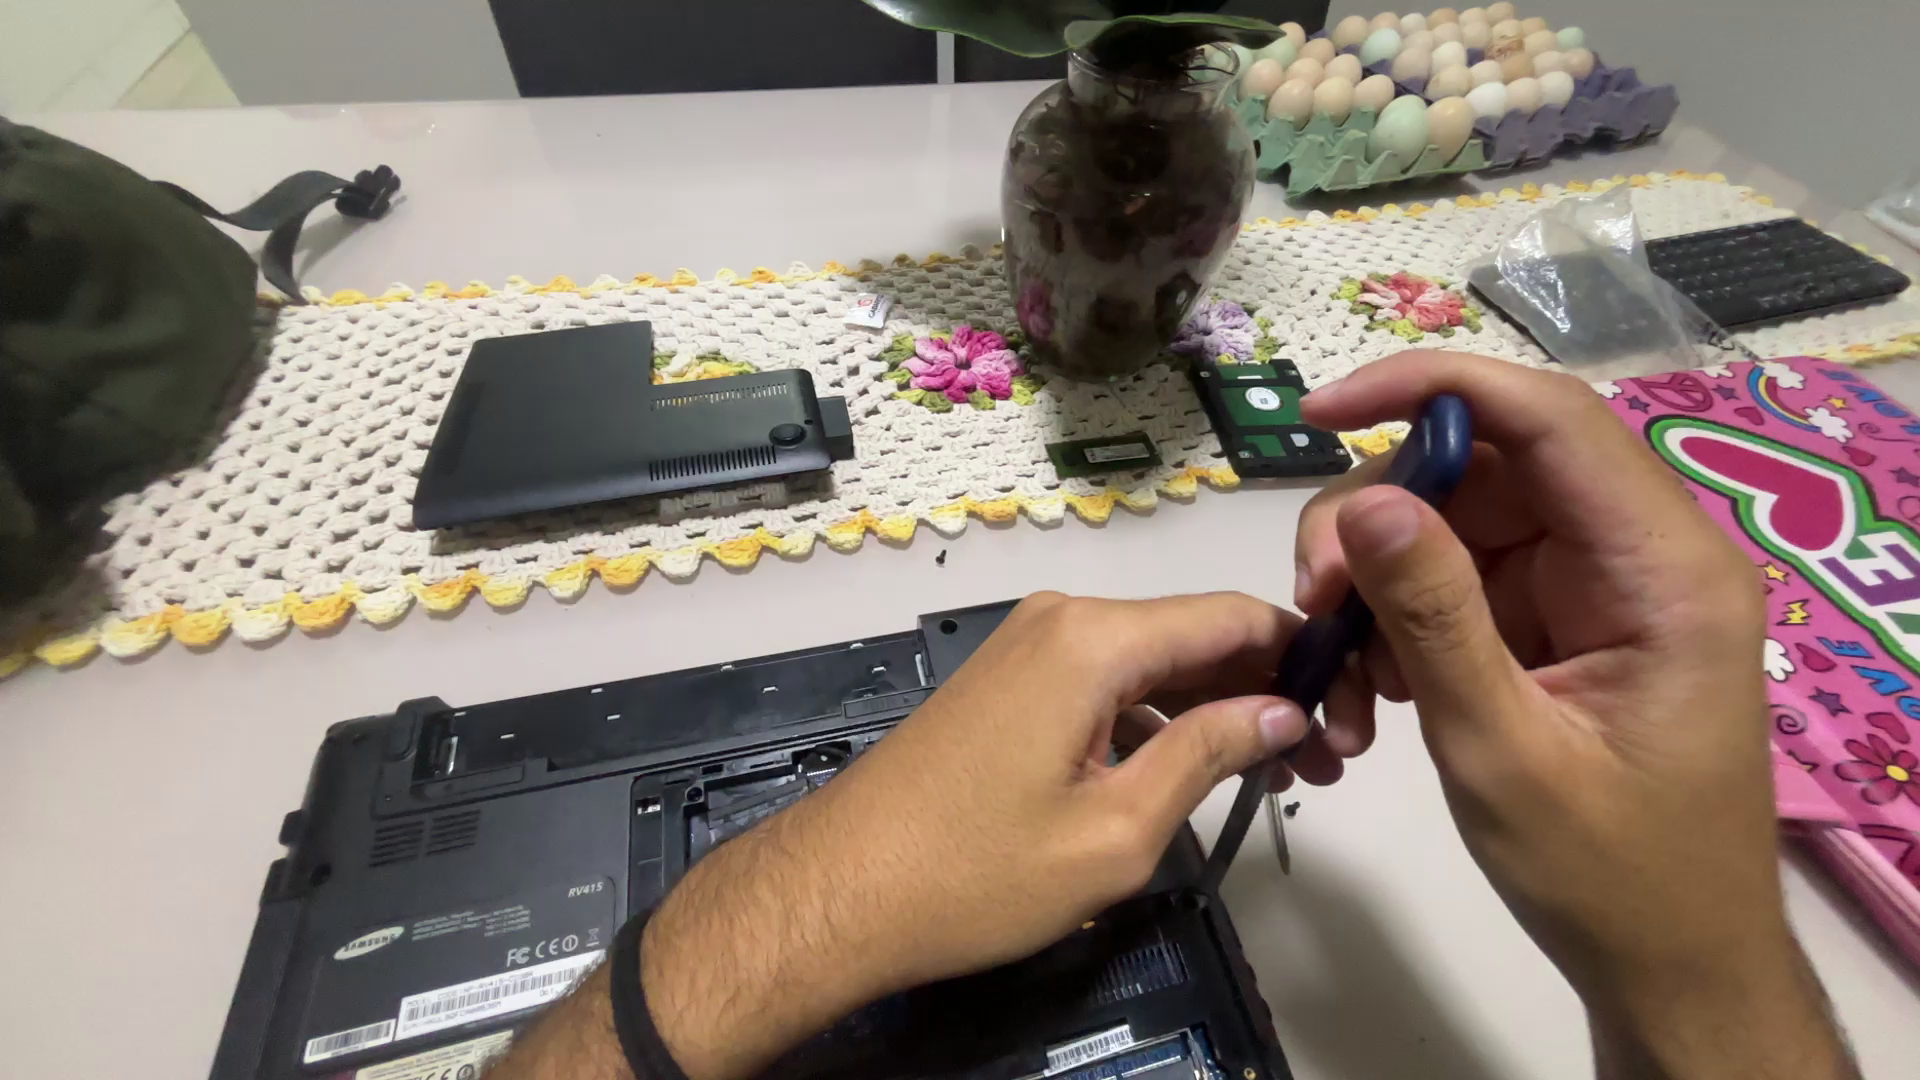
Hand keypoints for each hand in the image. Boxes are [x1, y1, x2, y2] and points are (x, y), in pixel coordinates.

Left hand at [637, 591, 1375, 1079]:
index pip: (1230, 616)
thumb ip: (1205, 753)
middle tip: (1320, 764)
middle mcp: (1063, 616)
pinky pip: (1102, 678)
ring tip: (1266, 773)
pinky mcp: (1010, 675)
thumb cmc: (979, 869)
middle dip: (1258, 688)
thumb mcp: (1115, 829)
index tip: (1350, 716)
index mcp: (1095, 636)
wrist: (842, 885)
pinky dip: (1151, 714)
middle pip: (1190, 634)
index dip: (1301, 657)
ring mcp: (1029, 642)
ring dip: (1207, 705)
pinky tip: (1183, 764)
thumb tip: (1282, 712)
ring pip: (1147, 658)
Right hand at [1295, 351, 1852, 1077]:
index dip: (1427, 387)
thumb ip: (1434, 616)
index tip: (1319, 412)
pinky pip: (1432, 579)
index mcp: (1657, 567)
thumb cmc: (1603, 868)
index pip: (1545, 417)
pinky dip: (1380, 623)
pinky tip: (1368, 689)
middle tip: (1315, 602)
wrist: (1657, 956)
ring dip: (1363, 584)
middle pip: (1469, 470)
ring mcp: (1571, 582)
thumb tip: (1366, 503)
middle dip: (1369, 521)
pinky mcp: (1531, 615)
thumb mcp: (1499, 743)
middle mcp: (1619, 551)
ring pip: (1435, 523)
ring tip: (1336, 670)